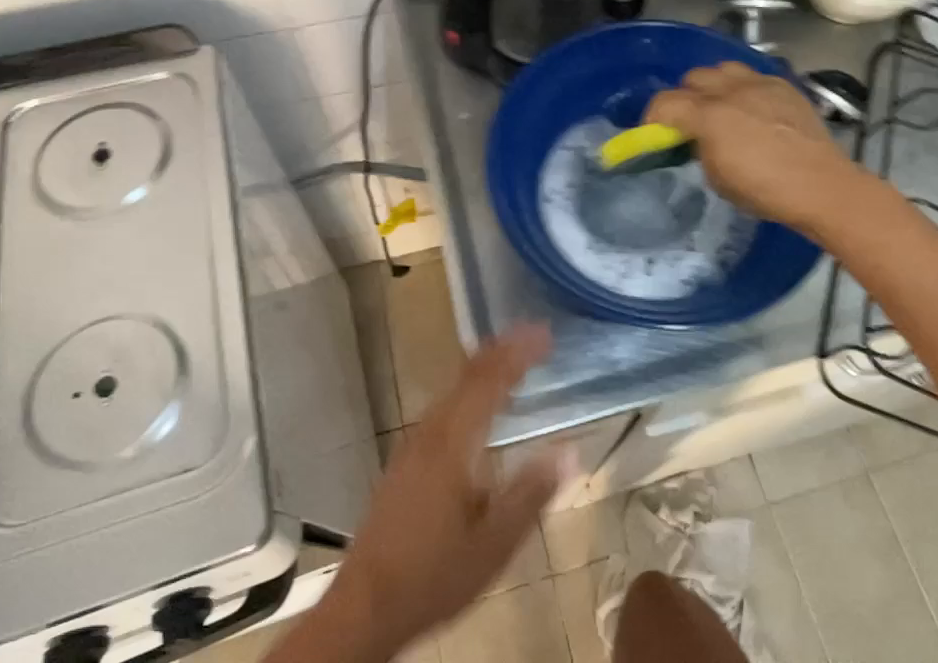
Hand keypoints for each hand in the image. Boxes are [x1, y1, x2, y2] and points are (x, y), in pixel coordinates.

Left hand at [292, 326, 566, 660]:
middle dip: (500, 352)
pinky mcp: (403, 465)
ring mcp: (411, 449)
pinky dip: (465, 393)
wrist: (367, 605)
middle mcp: (428, 435)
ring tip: (509, 359)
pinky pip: (441, 411)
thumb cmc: (436, 574)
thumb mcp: (496, 541)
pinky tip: (475, 409)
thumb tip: (570, 449)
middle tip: (533, 334)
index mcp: (452, 445)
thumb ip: (531, 492)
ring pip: (450, 393)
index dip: (516, 353)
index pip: (488, 383)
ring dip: (481, 370)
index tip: (544, 332)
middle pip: (465, 379)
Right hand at [645, 61, 859, 232]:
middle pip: (693, 78)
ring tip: (720, 107)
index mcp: (710, 116)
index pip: (665, 102)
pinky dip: (743, 89)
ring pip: (723, 69)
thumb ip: (700, 149)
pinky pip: (753, 77)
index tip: (654, 133)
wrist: (820, 185)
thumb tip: (699, 138)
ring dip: (714, 86)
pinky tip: (752, 110)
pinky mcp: (784, 86)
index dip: (653, 117)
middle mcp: (732, 91)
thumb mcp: (717, 178)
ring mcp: (761, 84)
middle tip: (689, 122)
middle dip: (685, 98)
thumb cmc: (764, 190)